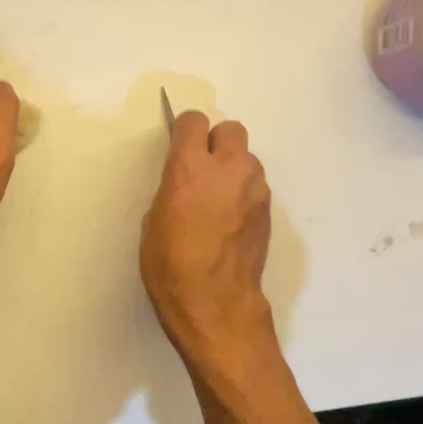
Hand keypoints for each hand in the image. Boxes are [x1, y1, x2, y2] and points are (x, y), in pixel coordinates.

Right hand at [140, 110, 275, 364]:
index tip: (179, 145)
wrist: (214, 302)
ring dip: (231, 169)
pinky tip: (227, 221)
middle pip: (231, 130)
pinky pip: (254, 186)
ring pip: (246, 158)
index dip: (185, 130)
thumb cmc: (170, 266)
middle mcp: (228, 169)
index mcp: (189, 169)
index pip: (195, 122)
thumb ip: (172, 191)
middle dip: (215, 142)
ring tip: (214, 200)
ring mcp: (255, 188)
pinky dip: (241, 193)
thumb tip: (184, 184)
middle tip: (200, 170)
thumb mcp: (154, 222)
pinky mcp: (268, 209)